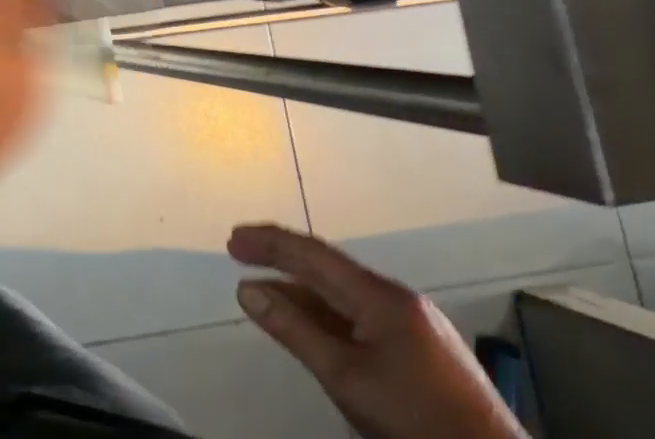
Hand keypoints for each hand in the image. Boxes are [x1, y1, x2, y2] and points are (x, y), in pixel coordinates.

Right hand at [228, 224, 528, 438]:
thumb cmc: (415, 415)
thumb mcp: (344, 375)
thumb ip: (294, 329)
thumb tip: (246, 290)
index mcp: (383, 298)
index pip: (315, 255)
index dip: (271, 243)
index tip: (232, 239)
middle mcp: (400, 301)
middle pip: (330, 269)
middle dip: (281, 259)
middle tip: (238, 252)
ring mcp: (415, 325)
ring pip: (345, 295)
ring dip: (300, 289)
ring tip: (261, 291)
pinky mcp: (421, 350)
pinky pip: (360, 316)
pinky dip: (324, 312)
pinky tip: (307, 324)